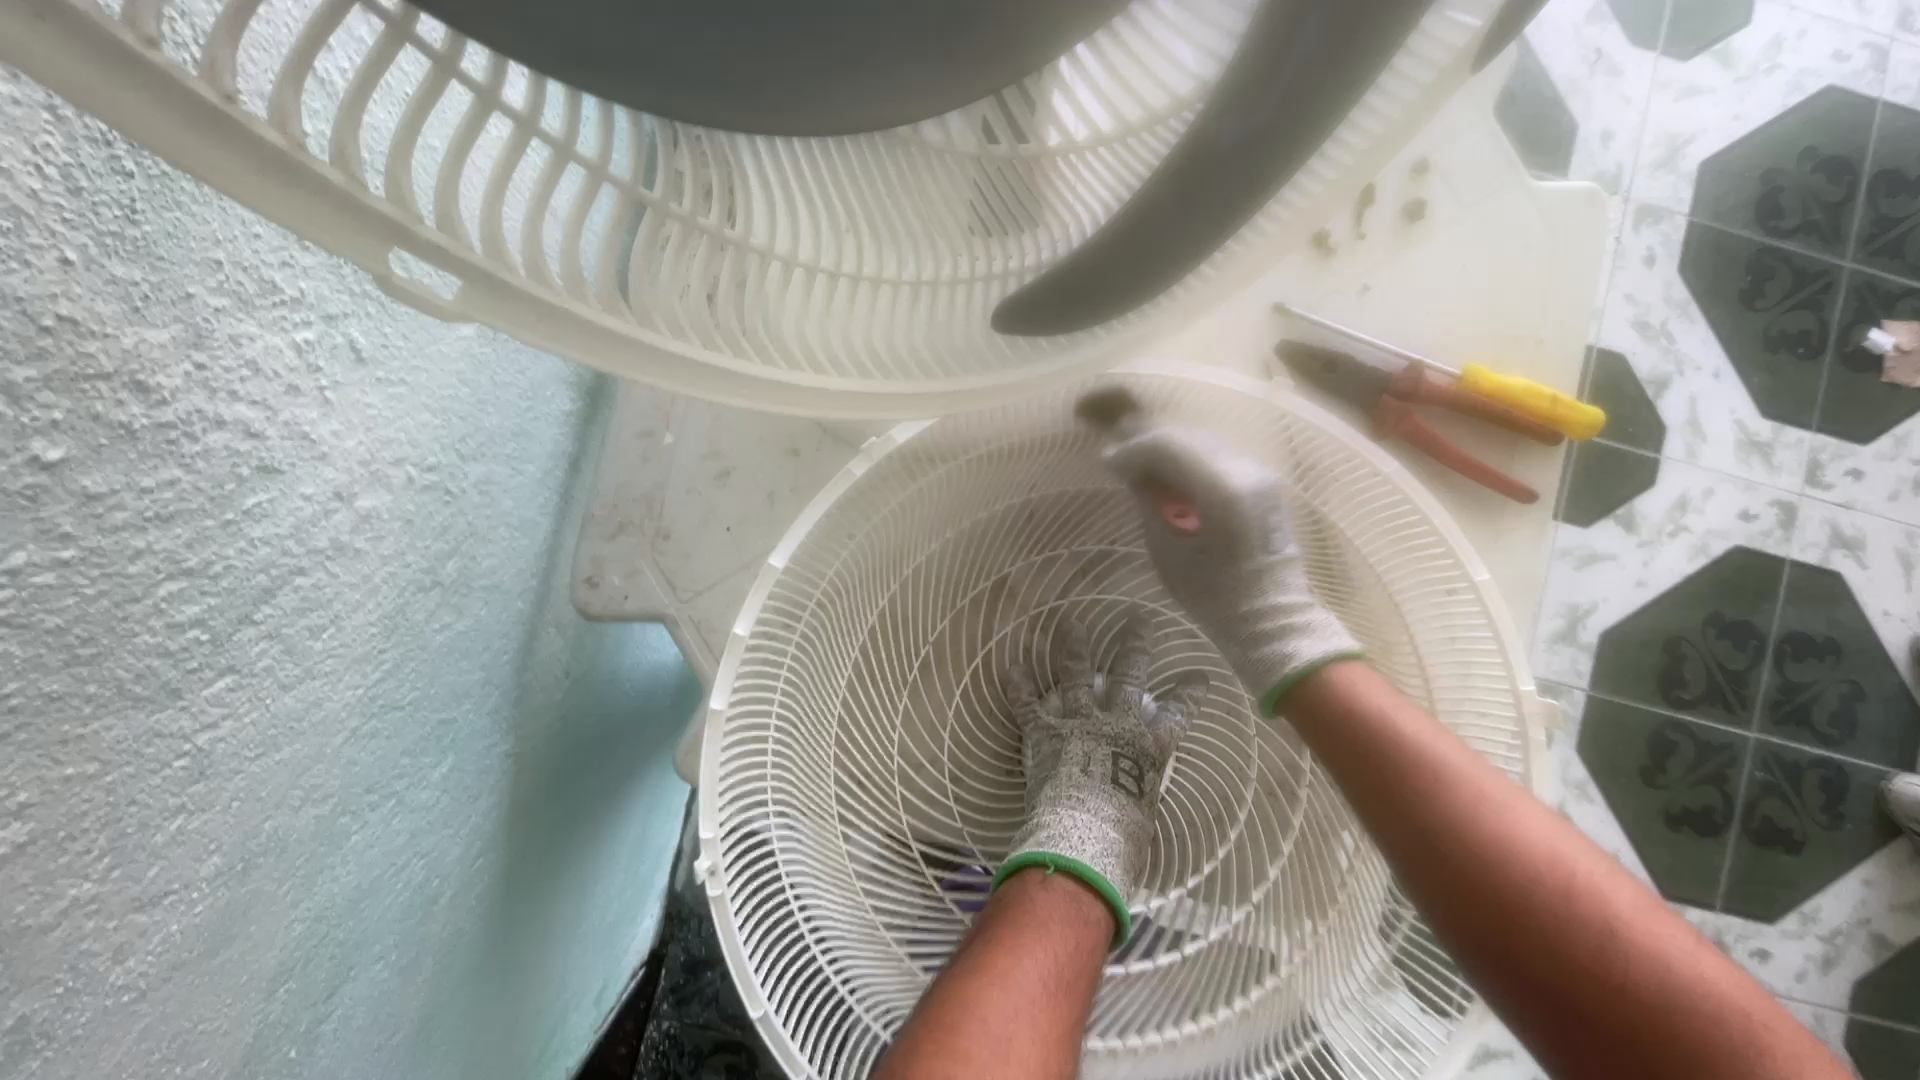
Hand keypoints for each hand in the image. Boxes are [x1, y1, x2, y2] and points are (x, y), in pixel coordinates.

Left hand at [993, 619, 1204, 945]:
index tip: (1200, 676)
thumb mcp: (1143, 817)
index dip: (1190, 694)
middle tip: (1140, 621)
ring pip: (1077, 676)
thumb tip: (1132, 813)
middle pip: (1130, 676)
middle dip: (1136, 646)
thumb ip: (1138, 801)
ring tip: (1072, 624)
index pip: (1178, 714)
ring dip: (1074, 648)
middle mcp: (1118, 724)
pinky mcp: (1046, 731)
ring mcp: (1081, 722)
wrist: (1085, 835)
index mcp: (1150, 748)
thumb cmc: (1123, 838)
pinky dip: (1018, 687)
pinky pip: (1029, 705)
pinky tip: (1010, 668)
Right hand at [1078, 387, 1363, 713]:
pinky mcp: (1264, 483)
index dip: (1133, 449)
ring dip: (1171, 448)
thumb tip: (1132, 473)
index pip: (1168, 447)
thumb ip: (1151, 504)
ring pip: (1205, 441)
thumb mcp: (1169, 551)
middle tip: (1119, 456)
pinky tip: (1171, 475)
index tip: (1107, 462)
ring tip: (1141, 465)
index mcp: (1222, 490)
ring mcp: (1260, 474)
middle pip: (1188, 437)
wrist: (1272, 619)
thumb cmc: (1215, 596)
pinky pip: (1220, 455)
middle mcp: (1246, 471)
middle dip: (1150, 442)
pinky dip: (1191, 458)